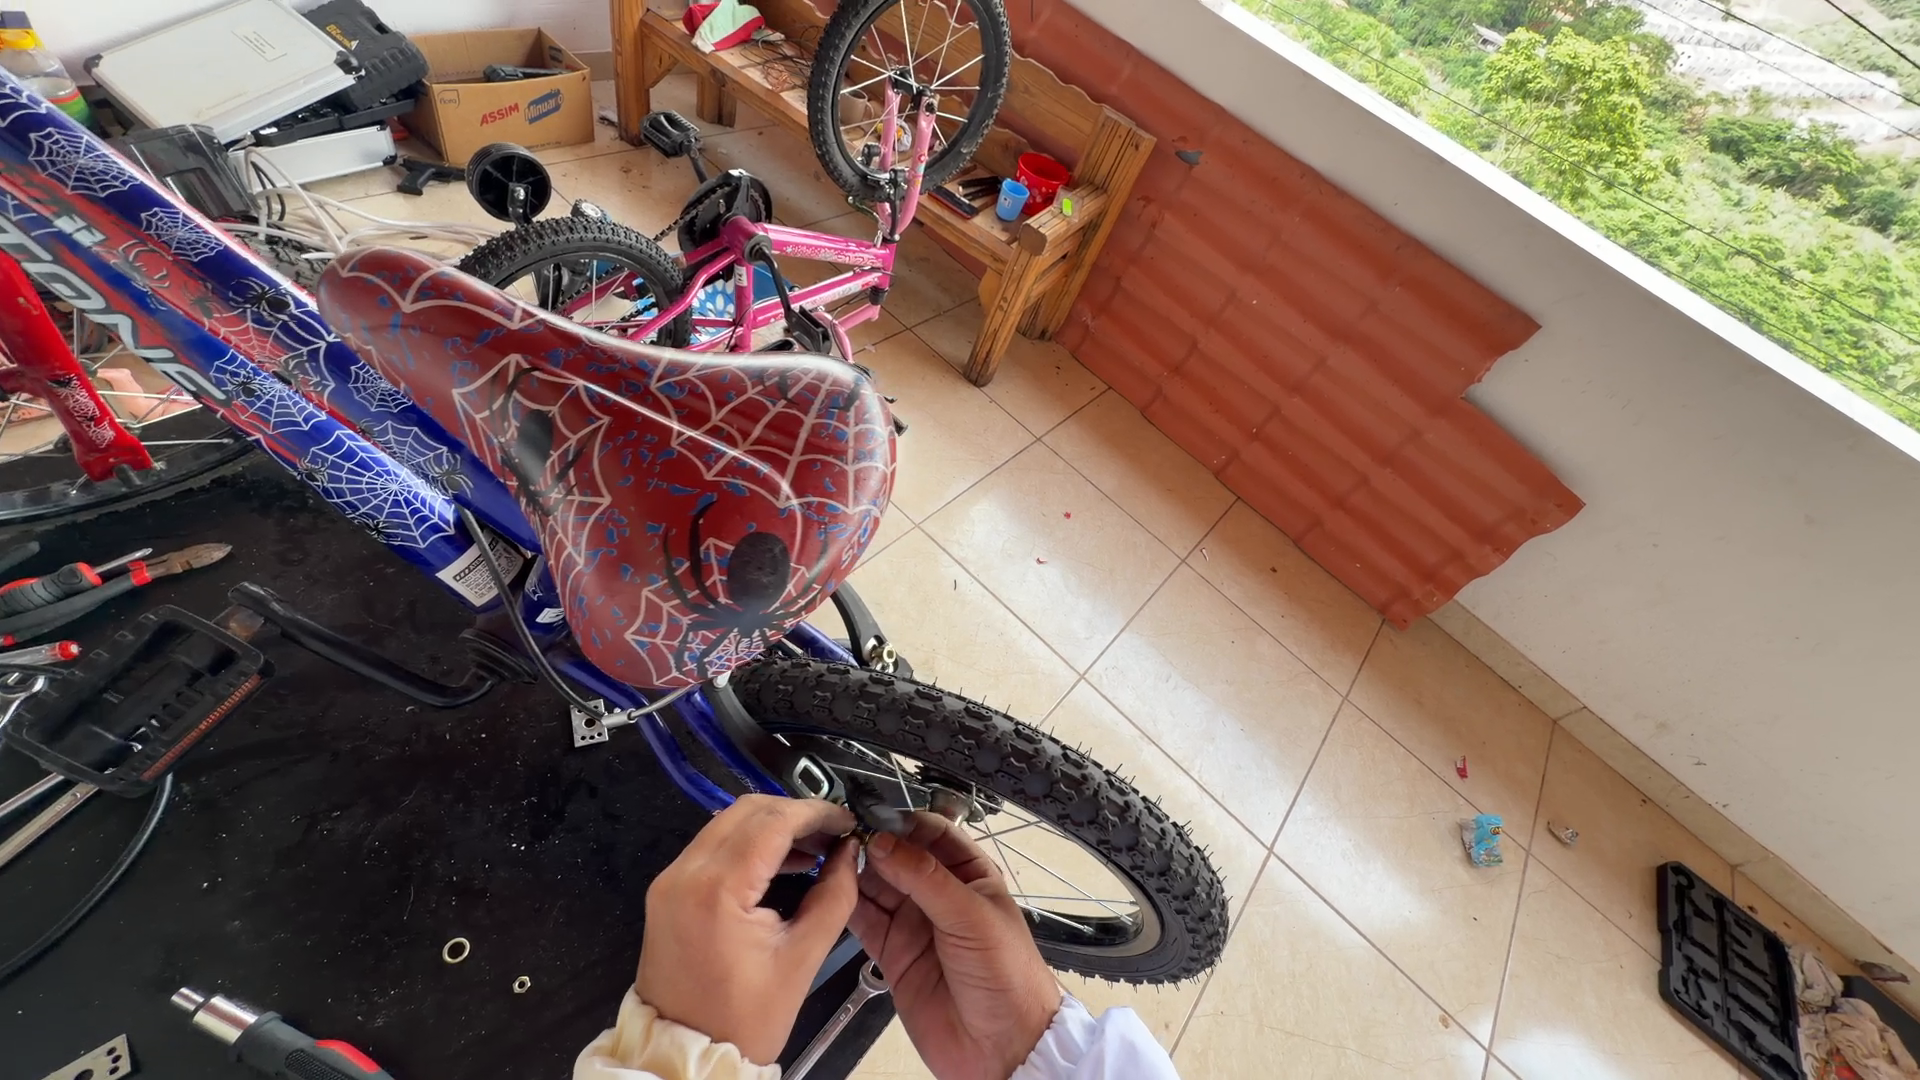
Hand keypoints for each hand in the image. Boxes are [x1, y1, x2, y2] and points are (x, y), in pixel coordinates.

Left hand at [637, 795, 858, 1064]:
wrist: (683, 1060)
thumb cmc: (746, 1018)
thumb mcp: (802, 958)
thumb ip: (834, 895)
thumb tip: (851, 851)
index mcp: (718, 889)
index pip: (774, 821)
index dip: (817, 813)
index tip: (848, 821)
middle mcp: (686, 872)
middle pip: (749, 810)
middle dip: (797, 812)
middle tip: (833, 831)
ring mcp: (671, 878)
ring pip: (730, 820)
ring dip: (774, 823)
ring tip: (815, 845)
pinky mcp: (668, 888)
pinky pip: (715, 843)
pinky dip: (751, 840)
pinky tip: (783, 860)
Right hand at [850, 812, 1061, 1079]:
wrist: (1002, 1049)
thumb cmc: (1005, 972)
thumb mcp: (970, 915)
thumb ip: (925, 877)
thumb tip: (882, 841)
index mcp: (968, 873)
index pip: (932, 833)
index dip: (904, 823)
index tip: (874, 819)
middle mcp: (938, 893)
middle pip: (899, 856)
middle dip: (874, 845)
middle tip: (845, 837)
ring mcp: (914, 922)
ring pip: (878, 885)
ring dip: (857, 872)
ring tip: (834, 860)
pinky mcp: (893, 954)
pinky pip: (866, 921)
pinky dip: (848, 906)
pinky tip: (832, 892)